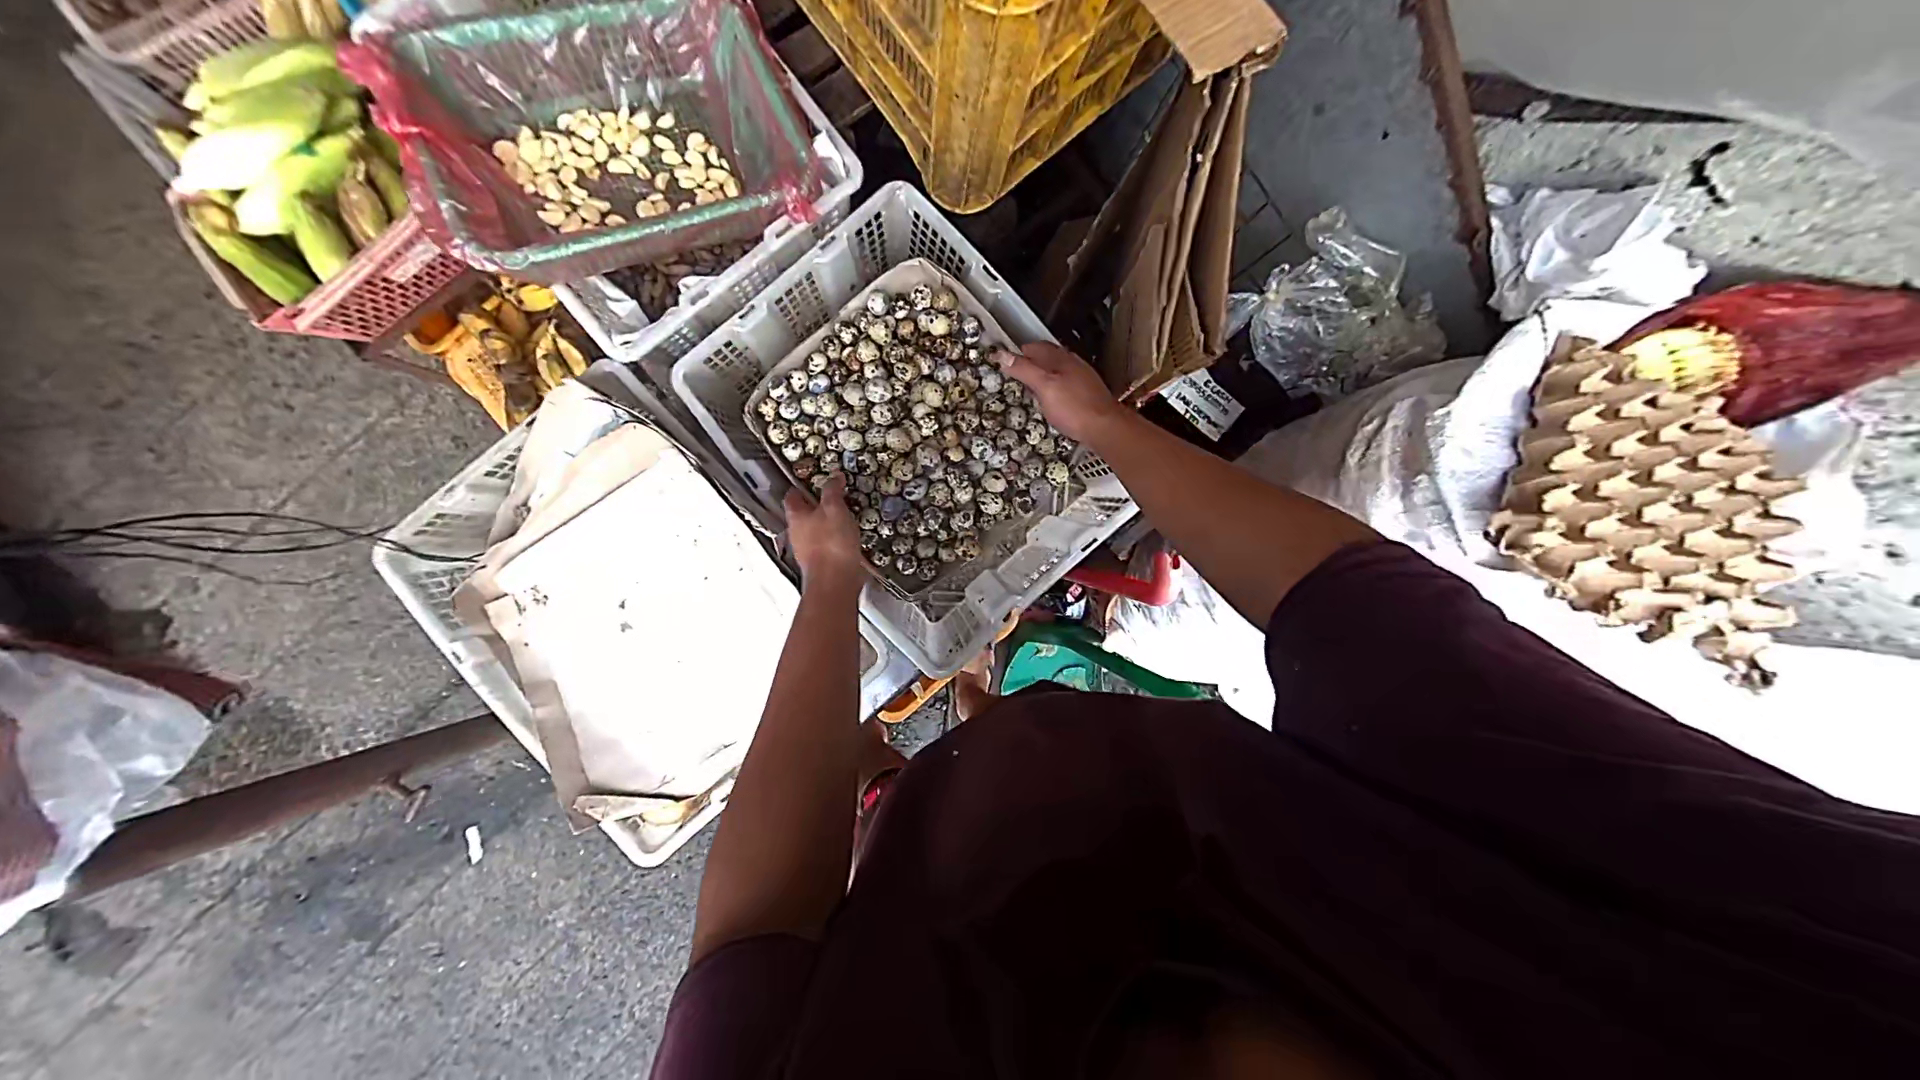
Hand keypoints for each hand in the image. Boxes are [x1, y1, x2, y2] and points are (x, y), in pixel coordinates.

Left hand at [783, 473, 863, 593]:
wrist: (836, 581)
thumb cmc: (831, 541)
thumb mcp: (835, 508)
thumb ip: (833, 490)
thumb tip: (834, 476)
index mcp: (795, 516)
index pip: (792, 495)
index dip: (802, 486)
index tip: (816, 480)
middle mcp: (797, 533)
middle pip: (804, 514)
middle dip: (818, 505)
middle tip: (836, 497)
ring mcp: (808, 550)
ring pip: (816, 530)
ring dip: (828, 523)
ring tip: (847, 516)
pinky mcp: (821, 563)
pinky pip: (828, 545)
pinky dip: (836, 539)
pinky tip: (850, 537)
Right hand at [995, 342, 1131, 446]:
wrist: (1104, 427)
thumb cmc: (1073, 407)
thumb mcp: (1044, 386)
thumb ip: (1024, 370)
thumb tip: (1003, 356)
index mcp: (1060, 358)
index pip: (1035, 347)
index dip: (1018, 353)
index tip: (1005, 361)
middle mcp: (1072, 363)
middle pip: (1048, 356)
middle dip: (1032, 362)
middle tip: (1017, 371)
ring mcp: (1082, 377)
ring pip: (1058, 369)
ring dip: (1044, 373)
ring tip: (1032, 384)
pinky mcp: (1088, 392)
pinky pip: (1067, 382)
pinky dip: (1055, 385)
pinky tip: (1052, 397)